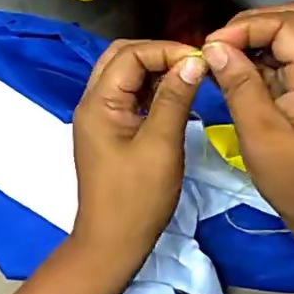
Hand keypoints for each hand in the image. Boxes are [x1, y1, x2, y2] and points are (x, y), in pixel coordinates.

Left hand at [71, 40, 207, 261]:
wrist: (112, 242)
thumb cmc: (136, 198)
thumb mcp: (161, 145)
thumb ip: (175, 99)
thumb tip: (194, 61)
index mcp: (98, 103)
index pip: (129, 55)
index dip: (165, 51)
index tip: (201, 61)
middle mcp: (92, 103)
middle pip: (121, 58)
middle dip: (158, 55)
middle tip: (193, 66)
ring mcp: (98, 118)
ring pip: (124, 76)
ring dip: (155, 72)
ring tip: (190, 79)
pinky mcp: (109, 132)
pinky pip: (128, 97)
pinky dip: (151, 91)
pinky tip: (176, 98)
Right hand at [201, 3, 293, 242]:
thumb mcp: (260, 134)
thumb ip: (239, 85)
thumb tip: (214, 48)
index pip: (287, 25)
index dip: (246, 27)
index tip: (211, 47)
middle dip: (253, 25)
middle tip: (219, 46)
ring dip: (258, 39)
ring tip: (225, 58)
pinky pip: (292, 58)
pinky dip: (264, 58)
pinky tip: (238, 73)